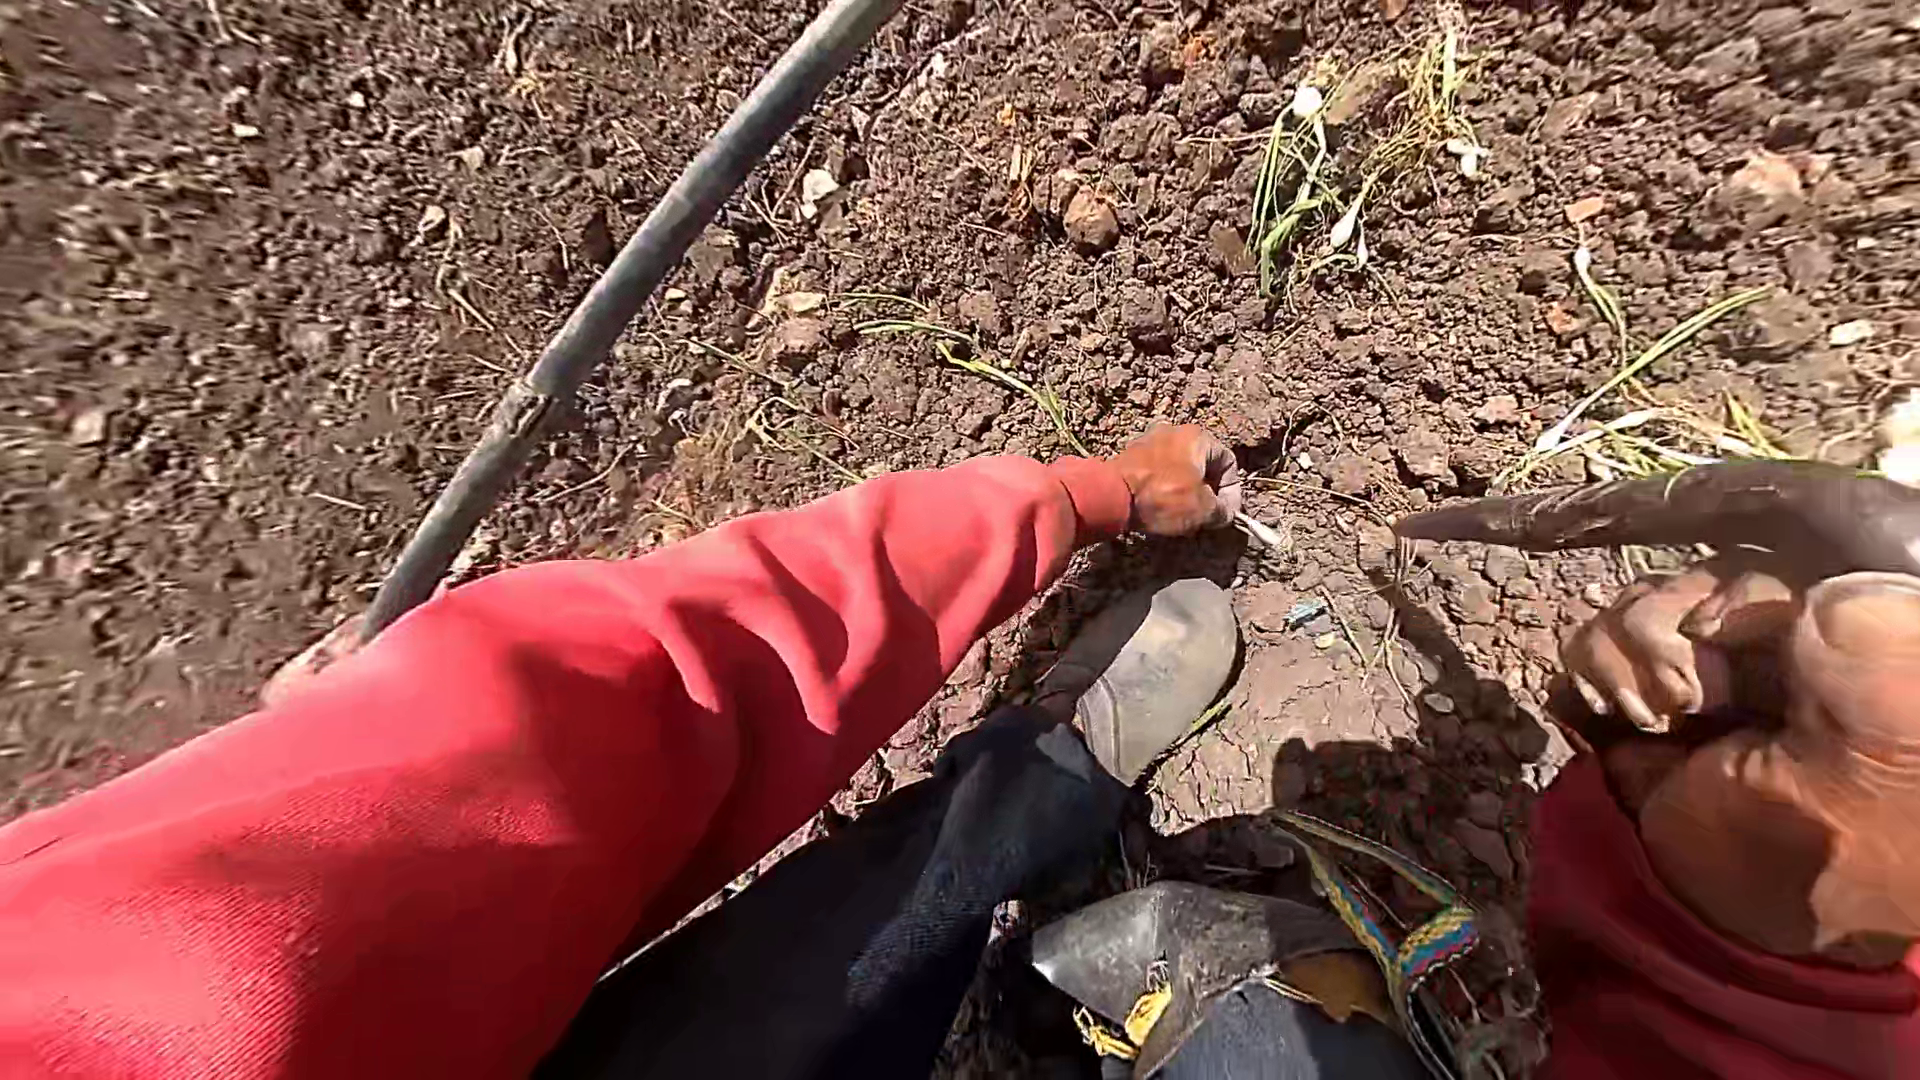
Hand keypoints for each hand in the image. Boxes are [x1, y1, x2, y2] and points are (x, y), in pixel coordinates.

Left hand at [1110, 424, 1241, 535]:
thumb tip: (1224, 515)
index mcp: (1196, 436)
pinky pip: (1154, 474)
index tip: (1225, 512)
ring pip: (1176, 469)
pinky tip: (1158, 509)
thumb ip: (1222, 511)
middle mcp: (1172, 432)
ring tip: (1181, 515)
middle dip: (1206, 492)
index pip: (1228, 462)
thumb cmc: (1161, 497)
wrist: (1110, 496)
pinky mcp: (1128, 457)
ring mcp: (1147, 442)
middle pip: (1200, 465)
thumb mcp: (1203, 509)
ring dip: (1183, 492)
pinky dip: (1161, 490)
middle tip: (1204, 515)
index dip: (1232, 491)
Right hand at [1585, 569, 1919, 963]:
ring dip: (1618, 661)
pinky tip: (1614, 712)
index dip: (1735, 595)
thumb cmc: (1818, 850)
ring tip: (1648, 718)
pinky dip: (1586, 669)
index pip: (1790, 571)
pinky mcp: (1634, 672)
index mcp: (1853, 656)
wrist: (1704, 889)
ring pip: (1631, 601)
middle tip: (1682, 703)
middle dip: (1662, 637)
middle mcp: (1781, 643)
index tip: (1716, 641)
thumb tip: (1853, 586)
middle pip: (1696, 578)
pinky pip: (1588, 634)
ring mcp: (1701, 656)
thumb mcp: (1873, 776)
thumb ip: (1879, 684)